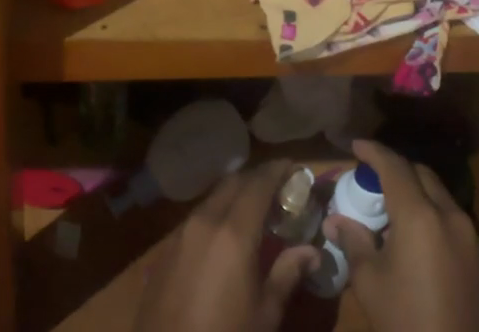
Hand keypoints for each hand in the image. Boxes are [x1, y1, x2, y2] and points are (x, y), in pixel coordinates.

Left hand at [134, 159, 321, 331]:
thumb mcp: (265, 312)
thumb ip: (288, 273)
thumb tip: (313, 251)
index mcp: (233, 232)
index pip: (258, 184)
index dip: (277, 170)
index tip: (294, 166)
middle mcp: (205, 221)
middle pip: (234, 183)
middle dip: (257, 179)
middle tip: (279, 189)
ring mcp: (181, 233)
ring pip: (212, 197)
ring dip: (235, 195)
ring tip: (254, 210)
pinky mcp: (166, 249)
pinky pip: (196, 217)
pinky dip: (216, 213)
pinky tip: (224, 234)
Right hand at [328, 140, 478, 331]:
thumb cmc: (407, 320)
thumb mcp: (370, 283)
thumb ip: (354, 242)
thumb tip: (336, 221)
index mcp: (420, 215)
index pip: (394, 167)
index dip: (373, 152)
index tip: (355, 145)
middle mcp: (450, 215)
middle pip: (421, 175)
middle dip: (396, 168)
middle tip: (370, 178)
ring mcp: (471, 236)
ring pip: (440, 195)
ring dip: (415, 190)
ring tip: (390, 207)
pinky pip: (452, 218)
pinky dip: (431, 212)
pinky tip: (415, 235)